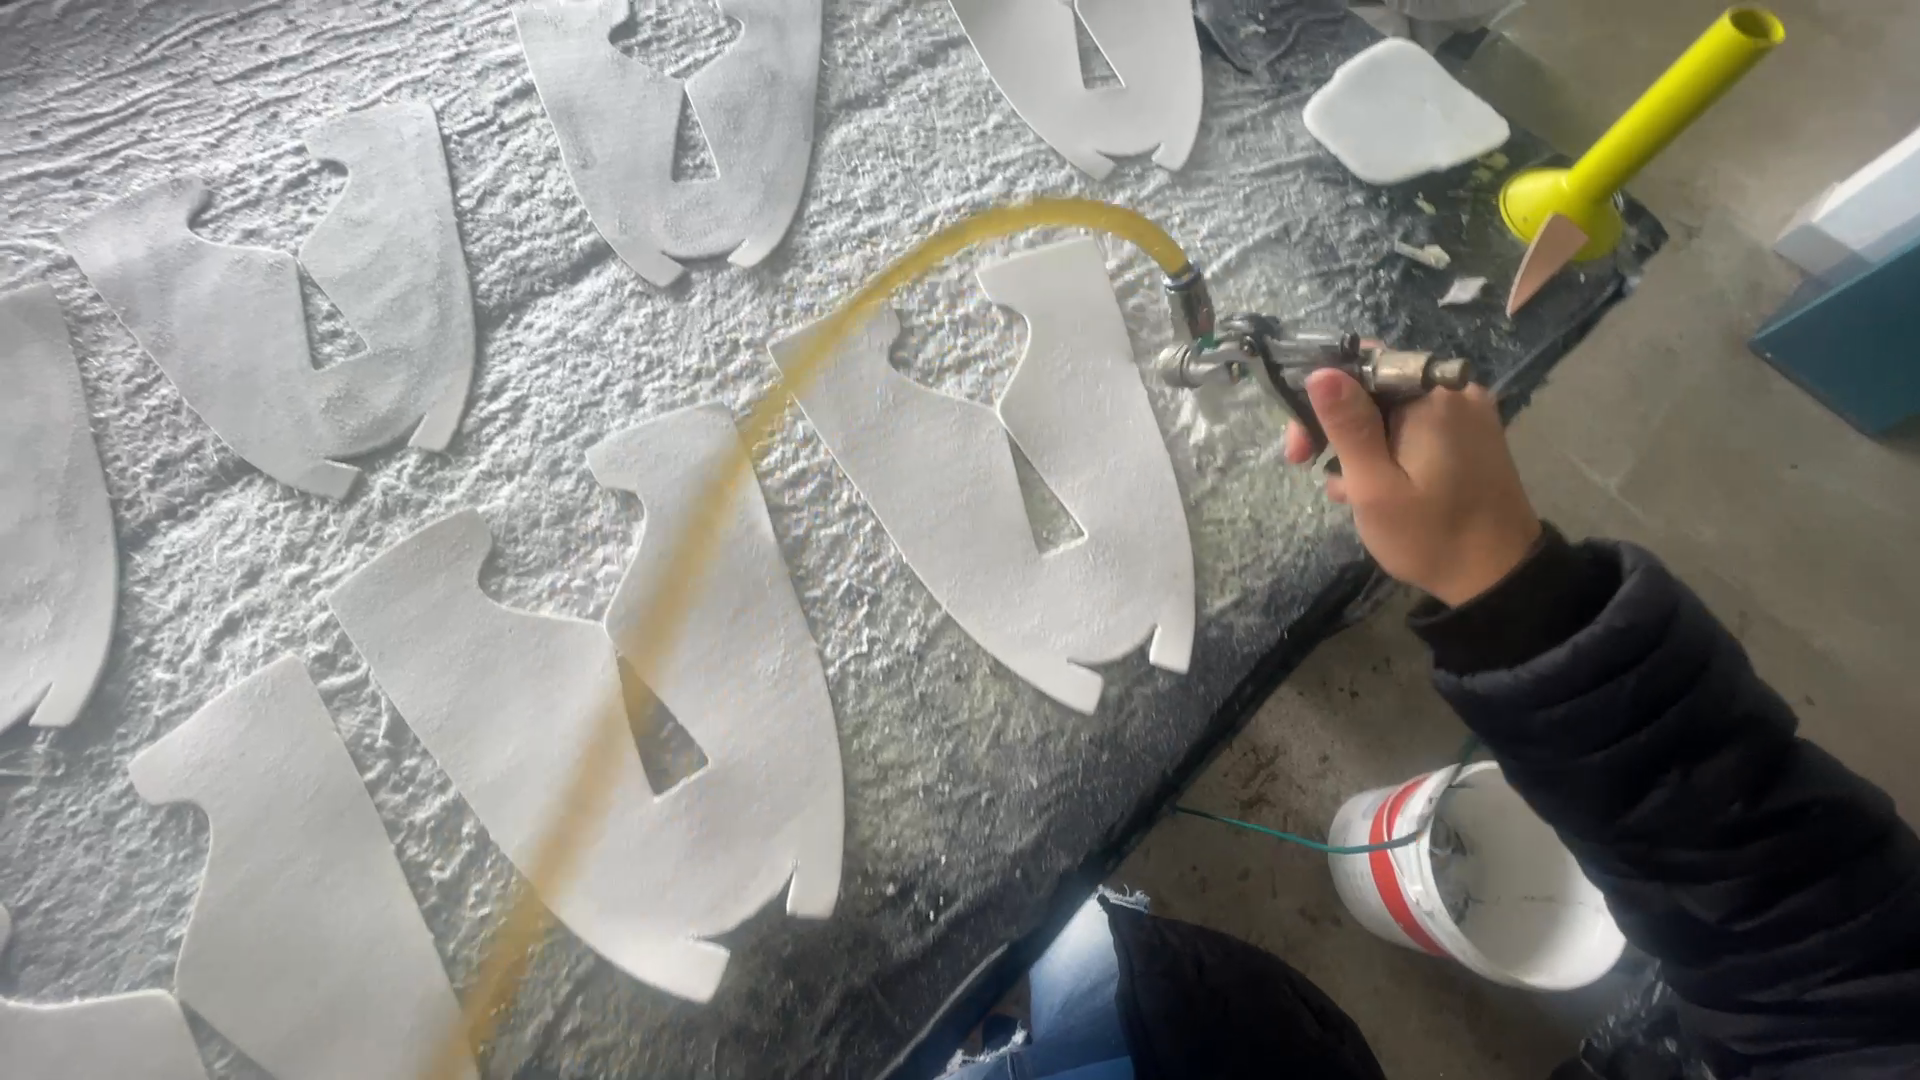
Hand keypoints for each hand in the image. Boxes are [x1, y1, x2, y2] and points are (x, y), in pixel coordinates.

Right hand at [1284, 369, 1540, 606]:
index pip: (1362, 366)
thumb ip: (1348, 425)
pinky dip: (1387, 450)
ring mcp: (1467, 415)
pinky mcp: (1471, 437)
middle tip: (1307, 466)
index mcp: (1431, 397)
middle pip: (1374, 388)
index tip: (1301, 445)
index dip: (1320, 398)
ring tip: (1347, 490)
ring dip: (1358, 444)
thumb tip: (1319, 373)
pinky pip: (1414, 428)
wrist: (1497, 576)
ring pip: (1390, 411)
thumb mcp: (1374, 484)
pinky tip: (1374, 486)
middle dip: (1335, 425)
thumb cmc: (1429, 534)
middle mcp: (1454, 393)